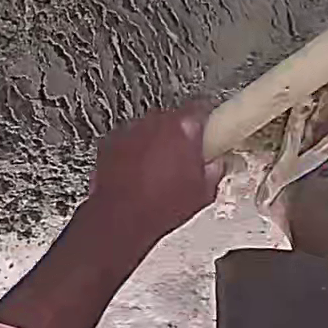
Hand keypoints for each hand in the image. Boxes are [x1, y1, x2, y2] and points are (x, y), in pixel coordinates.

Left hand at [78, 102, 228, 249]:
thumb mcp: (202, 192)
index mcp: (183, 129)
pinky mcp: (112, 141)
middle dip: (179, 136)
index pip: (201, 110)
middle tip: (184, 158)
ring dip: (155, 143)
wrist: (120, 217)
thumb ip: (213, 170)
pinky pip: (129, 140)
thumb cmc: (159, 206)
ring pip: (150, 129)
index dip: (206, 122)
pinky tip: (137, 172)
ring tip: (158, 170)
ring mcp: (131, 130)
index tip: (209, 132)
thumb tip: (216, 165)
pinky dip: (133, 151)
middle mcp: (156, 123)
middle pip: (174, 119)